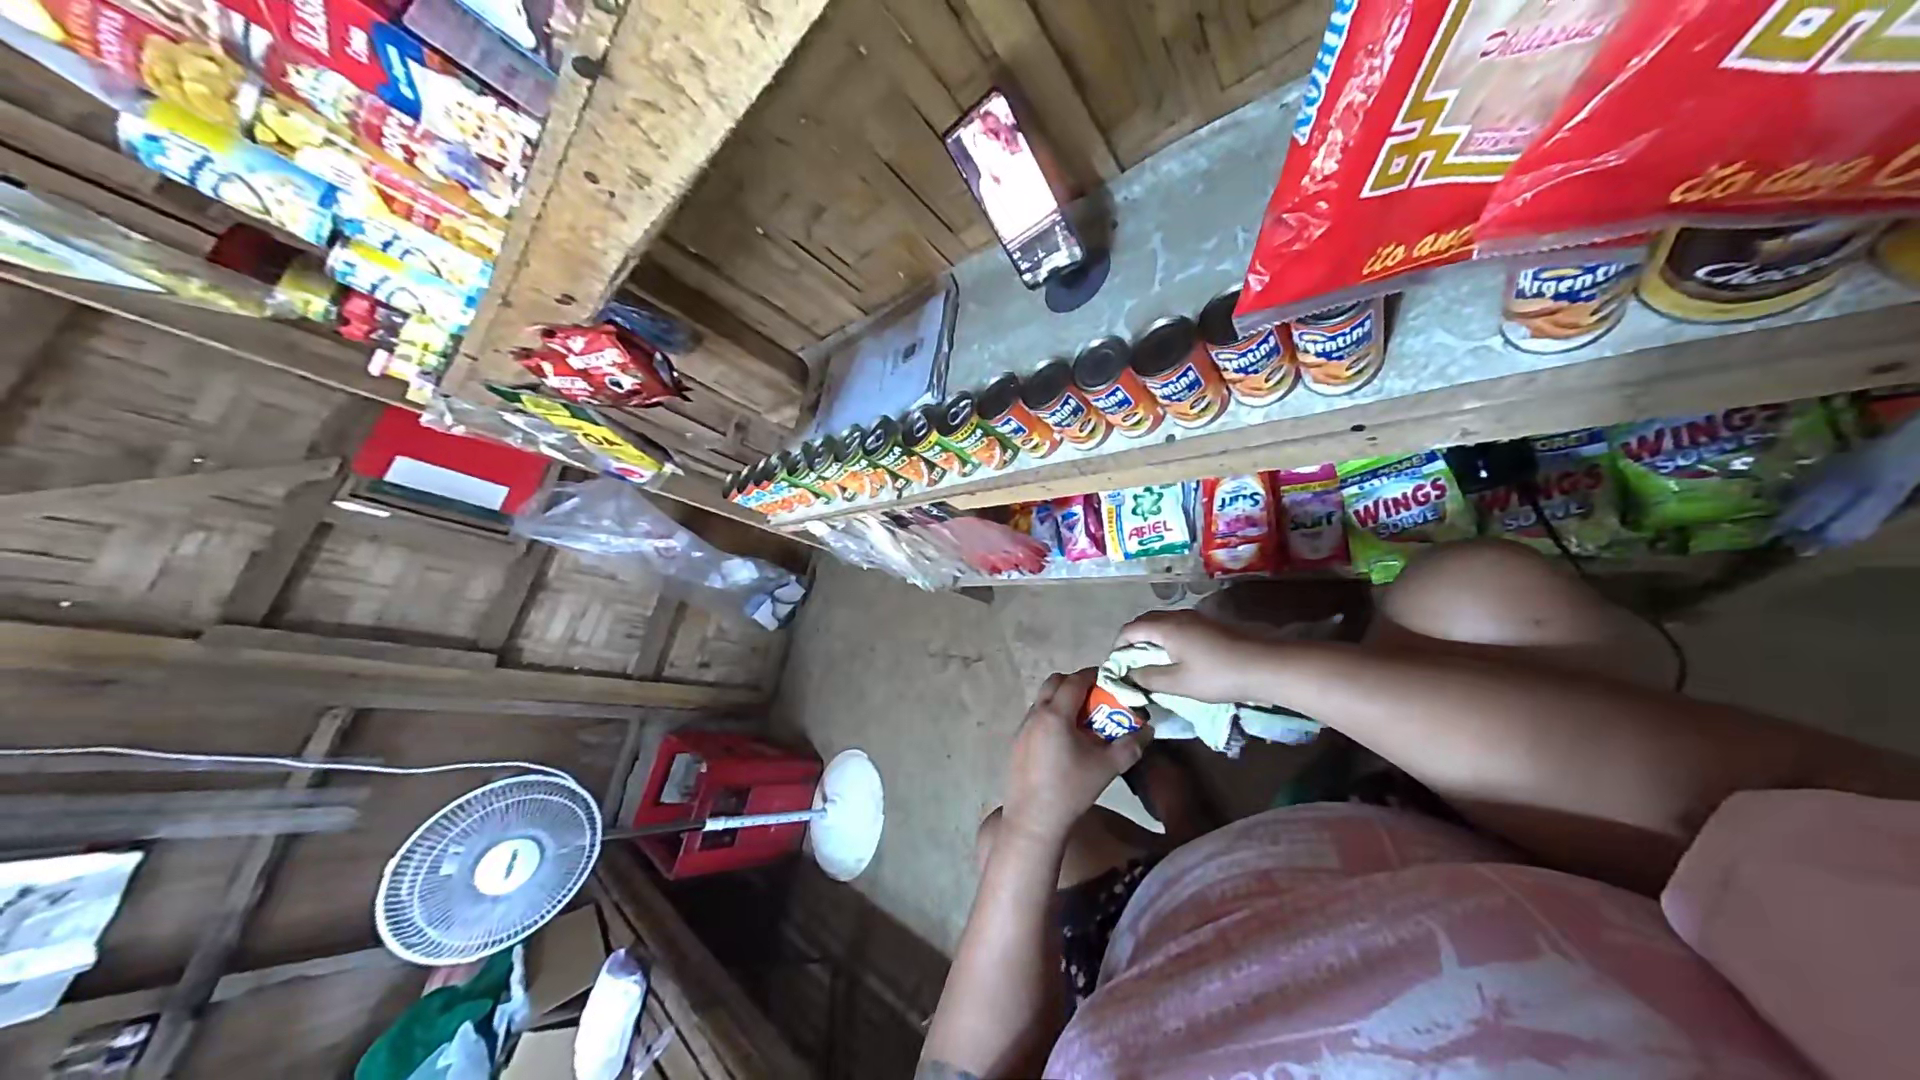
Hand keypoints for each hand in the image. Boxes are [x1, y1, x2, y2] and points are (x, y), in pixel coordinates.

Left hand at [1001, 669, 1149, 843]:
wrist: (1034, 820)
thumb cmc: (1071, 790)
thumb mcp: (1107, 767)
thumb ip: (1130, 746)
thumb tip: (1148, 730)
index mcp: (1055, 715)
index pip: (1074, 681)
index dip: (1093, 675)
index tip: (1109, 679)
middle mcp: (1035, 715)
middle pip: (1054, 683)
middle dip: (1076, 683)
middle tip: (1096, 697)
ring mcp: (1022, 728)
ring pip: (1043, 700)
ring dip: (1062, 700)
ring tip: (1082, 721)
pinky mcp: (1016, 743)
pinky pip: (1035, 717)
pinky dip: (1051, 717)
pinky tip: (1065, 741)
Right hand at [1116, 610, 1266, 704]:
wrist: (1265, 666)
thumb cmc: (1217, 675)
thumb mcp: (1178, 683)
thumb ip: (1148, 677)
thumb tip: (1128, 674)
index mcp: (1165, 627)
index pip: (1129, 630)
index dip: (1118, 647)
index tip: (1116, 666)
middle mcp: (1177, 616)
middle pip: (1144, 622)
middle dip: (1132, 641)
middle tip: (1130, 664)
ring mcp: (1195, 618)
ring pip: (1162, 623)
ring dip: (1150, 639)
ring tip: (1150, 662)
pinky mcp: (1209, 625)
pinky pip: (1177, 627)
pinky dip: (1166, 639)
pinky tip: (1175, 658)